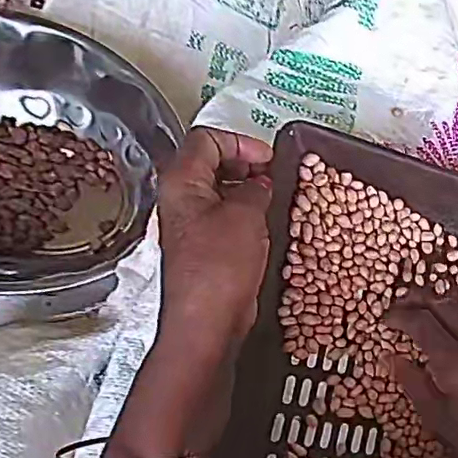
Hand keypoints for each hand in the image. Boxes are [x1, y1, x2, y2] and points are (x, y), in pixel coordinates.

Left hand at [156, 127, 273, 345]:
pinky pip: (227, 218)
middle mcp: (181, 199)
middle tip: (275, 175)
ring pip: (221, 192)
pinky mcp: (207, 247)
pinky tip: (268, 224)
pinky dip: (247, 214)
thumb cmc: (221, 265)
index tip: (270, 158)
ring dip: (249, 191)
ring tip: (276, 199)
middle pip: (211, 163)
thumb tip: (261, 184)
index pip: (207, 140)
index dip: (241, 142)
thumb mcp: (245, 216)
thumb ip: (255, 190)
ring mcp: (193, 224)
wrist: (208, 317)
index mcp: (182, 182)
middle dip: (246, 164)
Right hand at [383, 293, 457, 457]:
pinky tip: (443, 333)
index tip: (384, 320)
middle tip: (398, 305)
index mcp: (455, 363)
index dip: (399, 317)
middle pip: (445, 306)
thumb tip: (391, 357)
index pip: (422, 323)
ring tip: (418, 313)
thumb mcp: (435, 417)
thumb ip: (412, 382)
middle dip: (419, 300)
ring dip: (439, 307)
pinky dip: (455, 321)